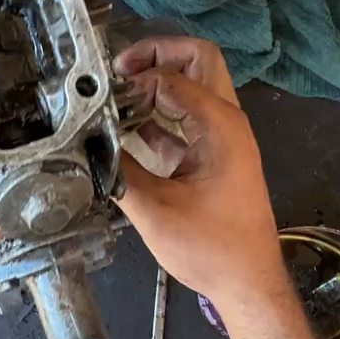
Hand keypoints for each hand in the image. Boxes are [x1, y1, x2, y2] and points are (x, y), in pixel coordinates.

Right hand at [113, 38, 291, 316]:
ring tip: (117, 100)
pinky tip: (128, 133)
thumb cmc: (210, 248)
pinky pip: (188, 121)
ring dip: (158, 86)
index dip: (135, 80)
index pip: (172, 78)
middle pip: (198, 61)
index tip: (103, 97)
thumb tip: (92, 145)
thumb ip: (120, 171)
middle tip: (119, 72)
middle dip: (157, 57)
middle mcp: (227, 122)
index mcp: (220, 126)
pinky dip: (161, 117)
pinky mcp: (216, 158)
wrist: (247, 281)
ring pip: (195, 88)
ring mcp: (224, 139)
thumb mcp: (155, 210)